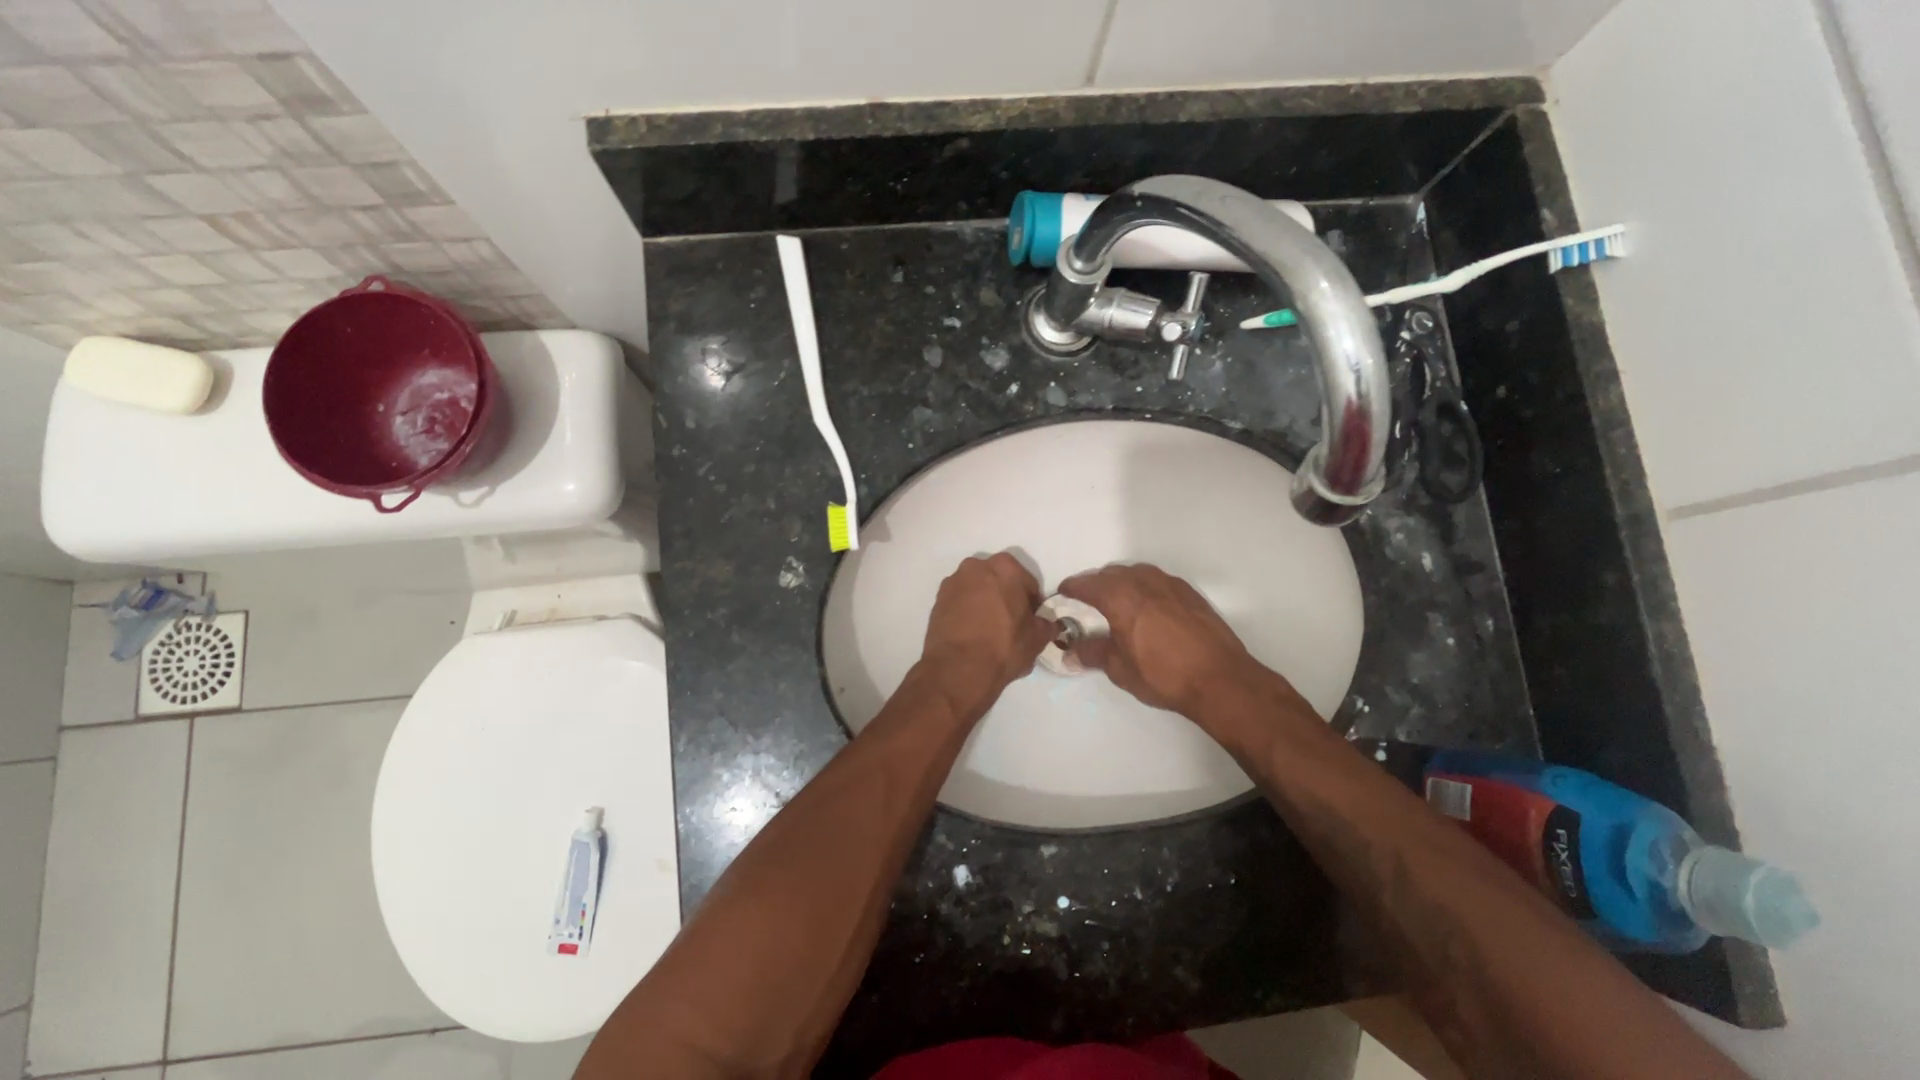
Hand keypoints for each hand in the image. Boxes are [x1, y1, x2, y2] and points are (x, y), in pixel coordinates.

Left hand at [919, 553, 1052, 718]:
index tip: (1032, 622)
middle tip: (1012, 626)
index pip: (1028, 584)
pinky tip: (973, 636)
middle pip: (999, 582)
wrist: (958, 669)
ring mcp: (952, 583)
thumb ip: (1046, 625)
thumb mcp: (1037, 638)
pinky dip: (967, 614)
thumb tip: (1047, 625)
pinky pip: (960, 604)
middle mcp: (975, 567)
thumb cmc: (1004, 646)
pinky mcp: (936, 602)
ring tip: (990, 633)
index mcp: (1005, 567)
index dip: (1033, 604)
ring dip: (985, 605)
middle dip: (1006, 599)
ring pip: (977, 592)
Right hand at [1060, 563, 1288, 719]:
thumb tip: (1071, 651)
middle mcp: (1144, 583)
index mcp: (1121, 598)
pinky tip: (1149, 606)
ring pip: (1138, 573)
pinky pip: (1159, 581)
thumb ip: (1093, 653)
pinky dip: (1146, 587)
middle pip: (1113, 574)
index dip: (1072, 587)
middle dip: (1097, 583)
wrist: (1220, 679)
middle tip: (1088, 599)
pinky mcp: (1191, 595)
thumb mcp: (1120, 669)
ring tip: (1118, 600)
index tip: (1063, 592)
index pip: (1088, 585)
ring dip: (1122, 581)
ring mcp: (1171, 586)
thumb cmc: (1163, 675)